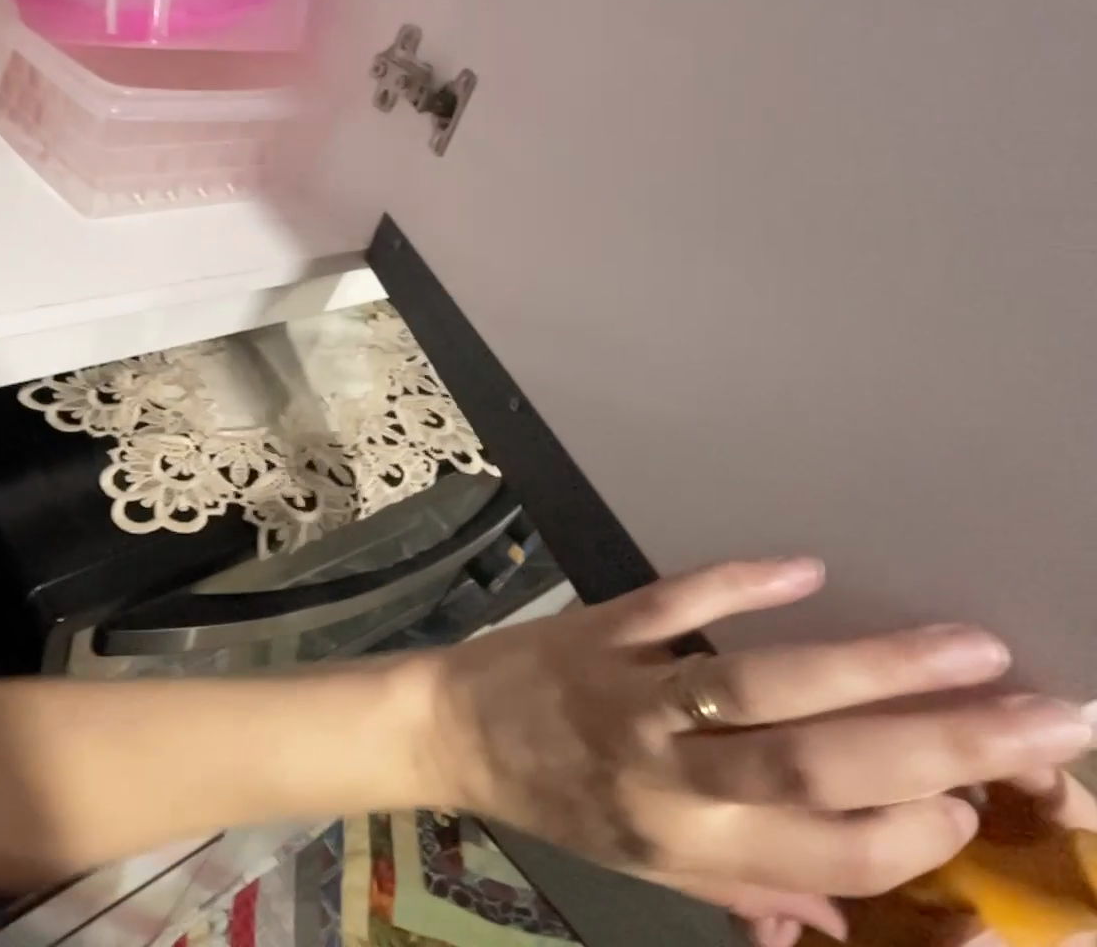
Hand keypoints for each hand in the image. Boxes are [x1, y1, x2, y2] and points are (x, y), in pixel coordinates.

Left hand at [402, 559, 1093, 938]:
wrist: (446, 730)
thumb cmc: (546, 797)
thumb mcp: (635, 861)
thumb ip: (737, 886)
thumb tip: (844, 920)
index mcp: (684, 840)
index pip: (835, 854)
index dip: (919, 832)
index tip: (977, 800)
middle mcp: (664, 772)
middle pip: (819, 767)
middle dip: (944, 750)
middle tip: (1054, 721)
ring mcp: (627, 692)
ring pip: (759, 685)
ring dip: (870, 667)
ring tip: (972, 650)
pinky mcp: (593, 632)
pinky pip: (669, 605)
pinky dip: (735, 585)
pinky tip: (805, 569)